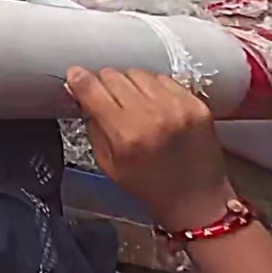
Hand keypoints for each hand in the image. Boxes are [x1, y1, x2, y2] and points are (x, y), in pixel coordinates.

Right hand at [64, 66, 232, 231]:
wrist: (197, 199)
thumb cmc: (148, 185)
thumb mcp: (107, 162)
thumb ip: (93, 125)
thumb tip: (82, 94)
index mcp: (126, 135)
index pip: (92, 89)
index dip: (78, 78)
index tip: (74, 75)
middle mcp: (152, 116)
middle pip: (113, 76)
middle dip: (102, 82)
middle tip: (102, 94)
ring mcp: (177, 107)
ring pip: (136, 72)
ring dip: (127, 82)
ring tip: (129, 99)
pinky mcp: (195, 103)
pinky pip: (162, 79)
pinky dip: (151, 86)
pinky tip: (151, 102)